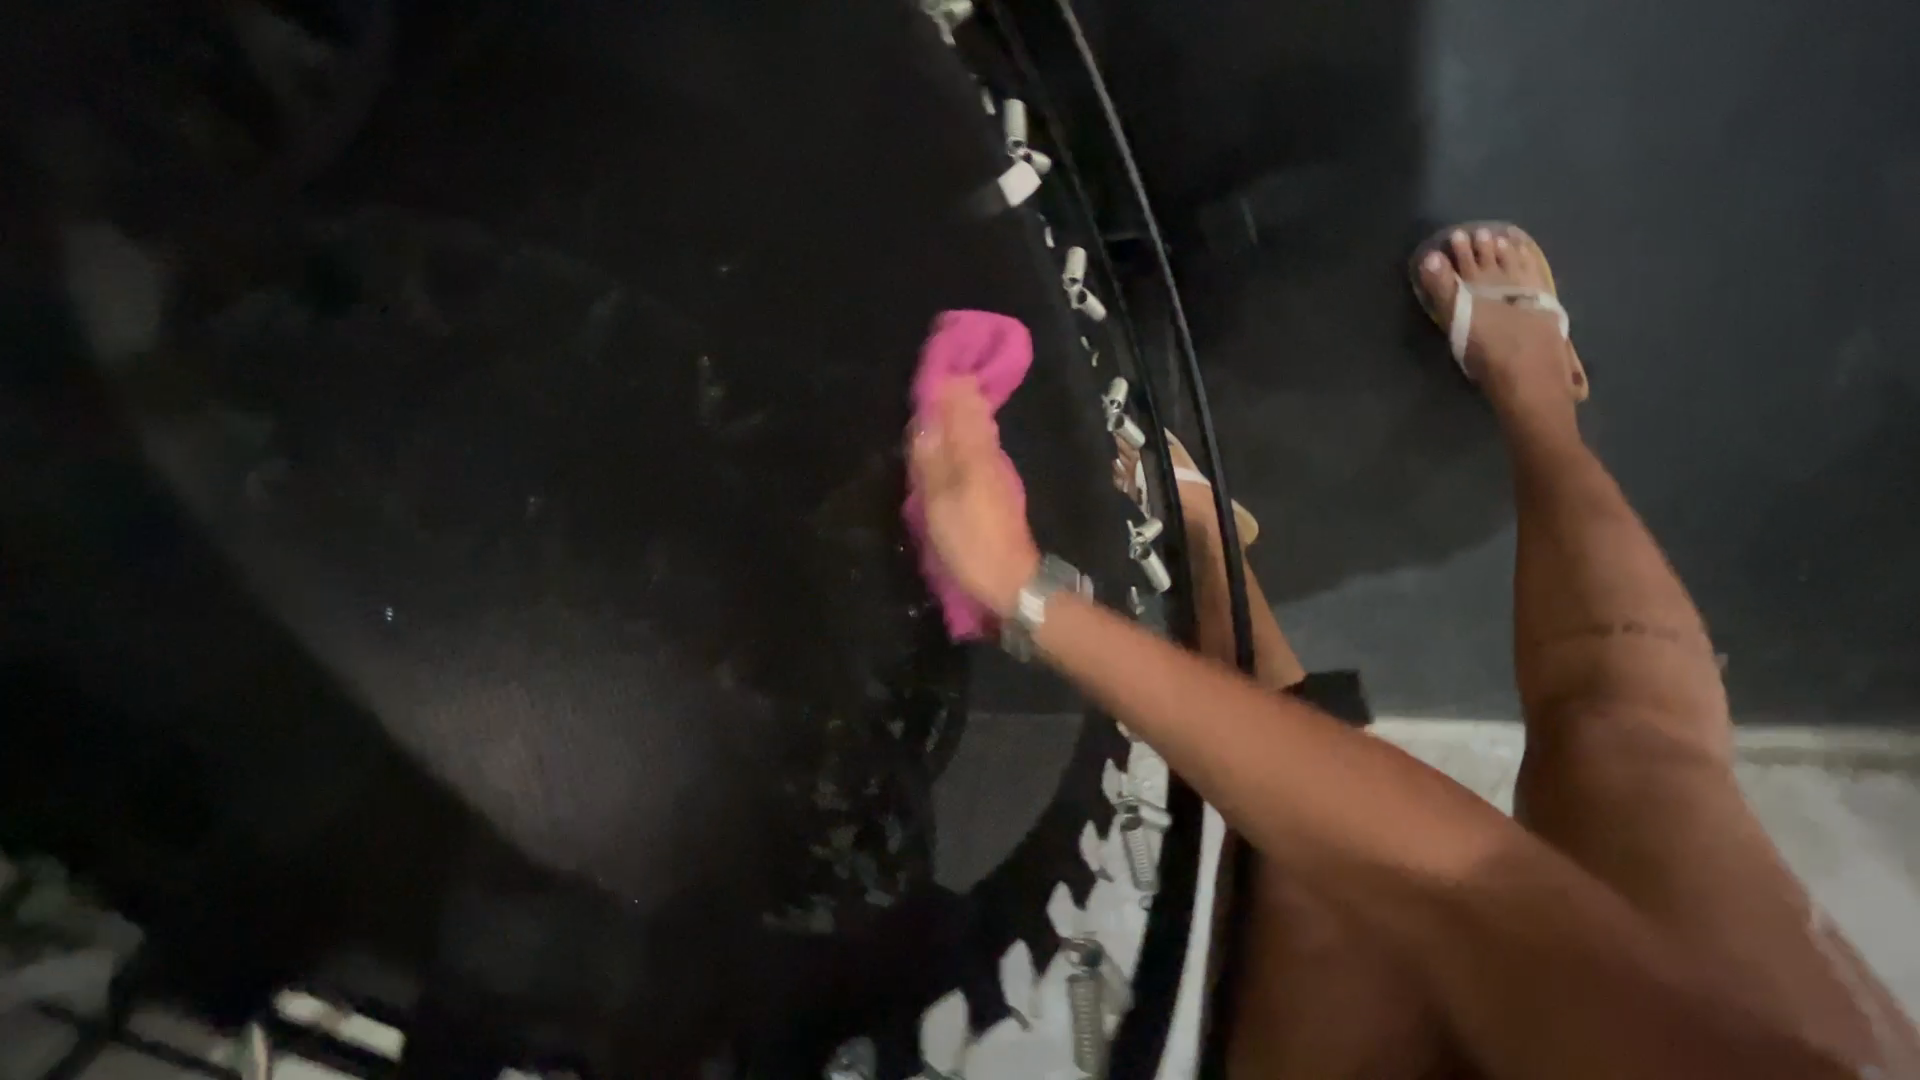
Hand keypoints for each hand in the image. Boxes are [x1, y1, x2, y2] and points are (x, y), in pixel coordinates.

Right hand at [908, 378, 1041, 617]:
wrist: (1013, 581)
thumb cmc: (971, 544)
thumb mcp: (941, 505)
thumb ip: (932, 461)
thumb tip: (924, 421)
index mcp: (974, 456)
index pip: (961, 409)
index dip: (948, 387)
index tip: (937, 366)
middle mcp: (989, 458)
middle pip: (974, 417)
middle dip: (957, 397)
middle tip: (942, 375)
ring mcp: (998, 475)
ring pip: (980, 434)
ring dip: (964, 415)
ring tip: (948, 400)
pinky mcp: (999, 492)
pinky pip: (982, 451)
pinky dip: (970, 438)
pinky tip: (961, 441)